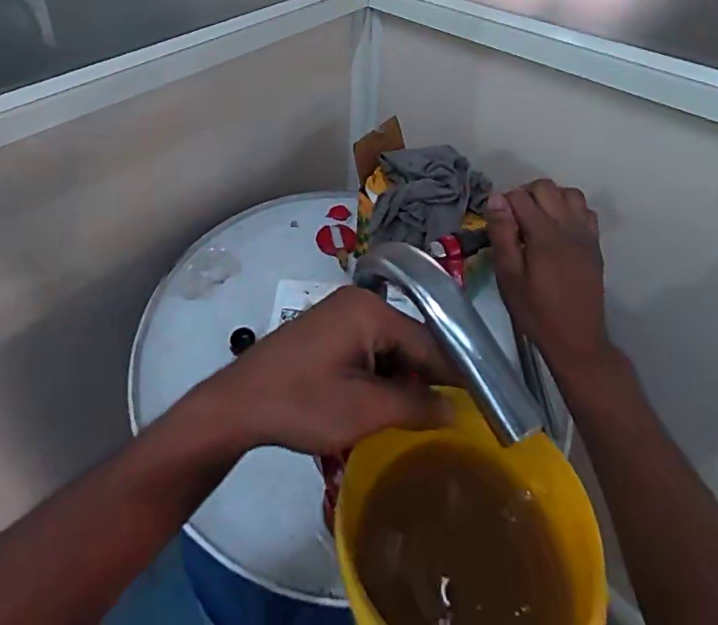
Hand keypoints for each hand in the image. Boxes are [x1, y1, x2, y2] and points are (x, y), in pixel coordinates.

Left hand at [185, 287, 454, 455]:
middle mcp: (357, 302)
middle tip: (439, 416)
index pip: (428, 341)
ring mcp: (338, 314)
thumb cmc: (301, 403)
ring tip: (408, 416)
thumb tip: (454, 411)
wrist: (236, 405)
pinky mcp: (325, 330)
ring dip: (399, 380)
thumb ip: (414, 405)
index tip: (480, 401)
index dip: (454, 374)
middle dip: (423, 378)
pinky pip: (366, 349)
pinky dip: (377, 375)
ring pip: (388, 347)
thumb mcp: (364, 410)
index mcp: (369, 310)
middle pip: (408, 341)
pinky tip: (377, 404)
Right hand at [486, 179, 617, 375]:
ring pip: (569, 194)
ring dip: (549, 199)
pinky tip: (557, 230)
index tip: (495, 222)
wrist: (577, 339)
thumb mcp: (509, 276)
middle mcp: (568, 227)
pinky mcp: (595, 245)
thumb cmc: (536, 311)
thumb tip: (495, 199)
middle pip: (545, 187)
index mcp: (544, 234)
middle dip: (524, 194)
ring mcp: (585, 234)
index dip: (502, 203)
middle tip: (512, 220)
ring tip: (535, 220)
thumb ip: (502, 234)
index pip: (519, 196)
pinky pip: (585, 211)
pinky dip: (570, 210)